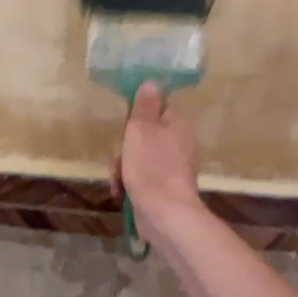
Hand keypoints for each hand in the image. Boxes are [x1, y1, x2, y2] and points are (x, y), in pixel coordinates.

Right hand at [113, 82, 202, 228]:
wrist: (165, 215)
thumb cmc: (152, 167)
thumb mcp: (141, 130)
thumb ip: (144, 105)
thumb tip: (152, 81)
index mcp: (178, 124)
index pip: (156, 107)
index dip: (136, 115)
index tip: (125, 126)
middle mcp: (178, 142)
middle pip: (143, 132)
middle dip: (124, 146)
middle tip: (119, 157)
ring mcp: (172, 166)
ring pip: (138, 155)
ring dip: (122, 166)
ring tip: (118, 180)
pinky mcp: (164, 186)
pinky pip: (141, 175)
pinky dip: (129, 182)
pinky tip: (121, 193)